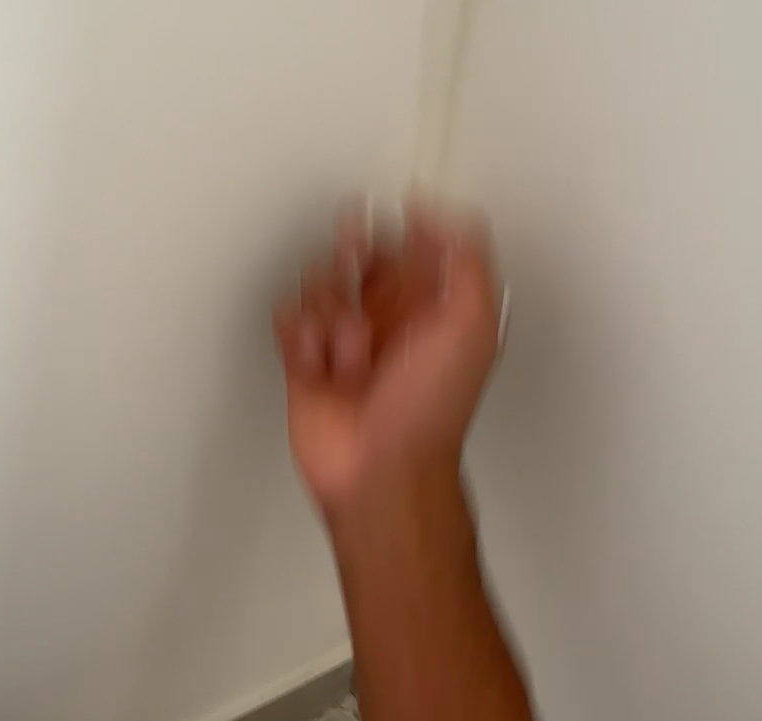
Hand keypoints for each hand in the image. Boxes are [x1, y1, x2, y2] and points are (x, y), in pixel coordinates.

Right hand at [273, 197, 503, 522]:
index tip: (379, 230)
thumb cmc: (427, 410)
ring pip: (318, 285)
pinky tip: (318, 362)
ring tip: (345, 348)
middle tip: (351, 277)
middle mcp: (384, 319)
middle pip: (353, 255)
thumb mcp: (472, 324)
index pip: (403, 244)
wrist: (378, 469)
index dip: (389, 230)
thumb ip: (463, 255)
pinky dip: (299, 335)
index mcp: (426, 306)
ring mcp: (342, 341)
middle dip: (349, 259)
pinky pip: (289, 320)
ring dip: (328, 308)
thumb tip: (429, 209)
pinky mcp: (305, 363)